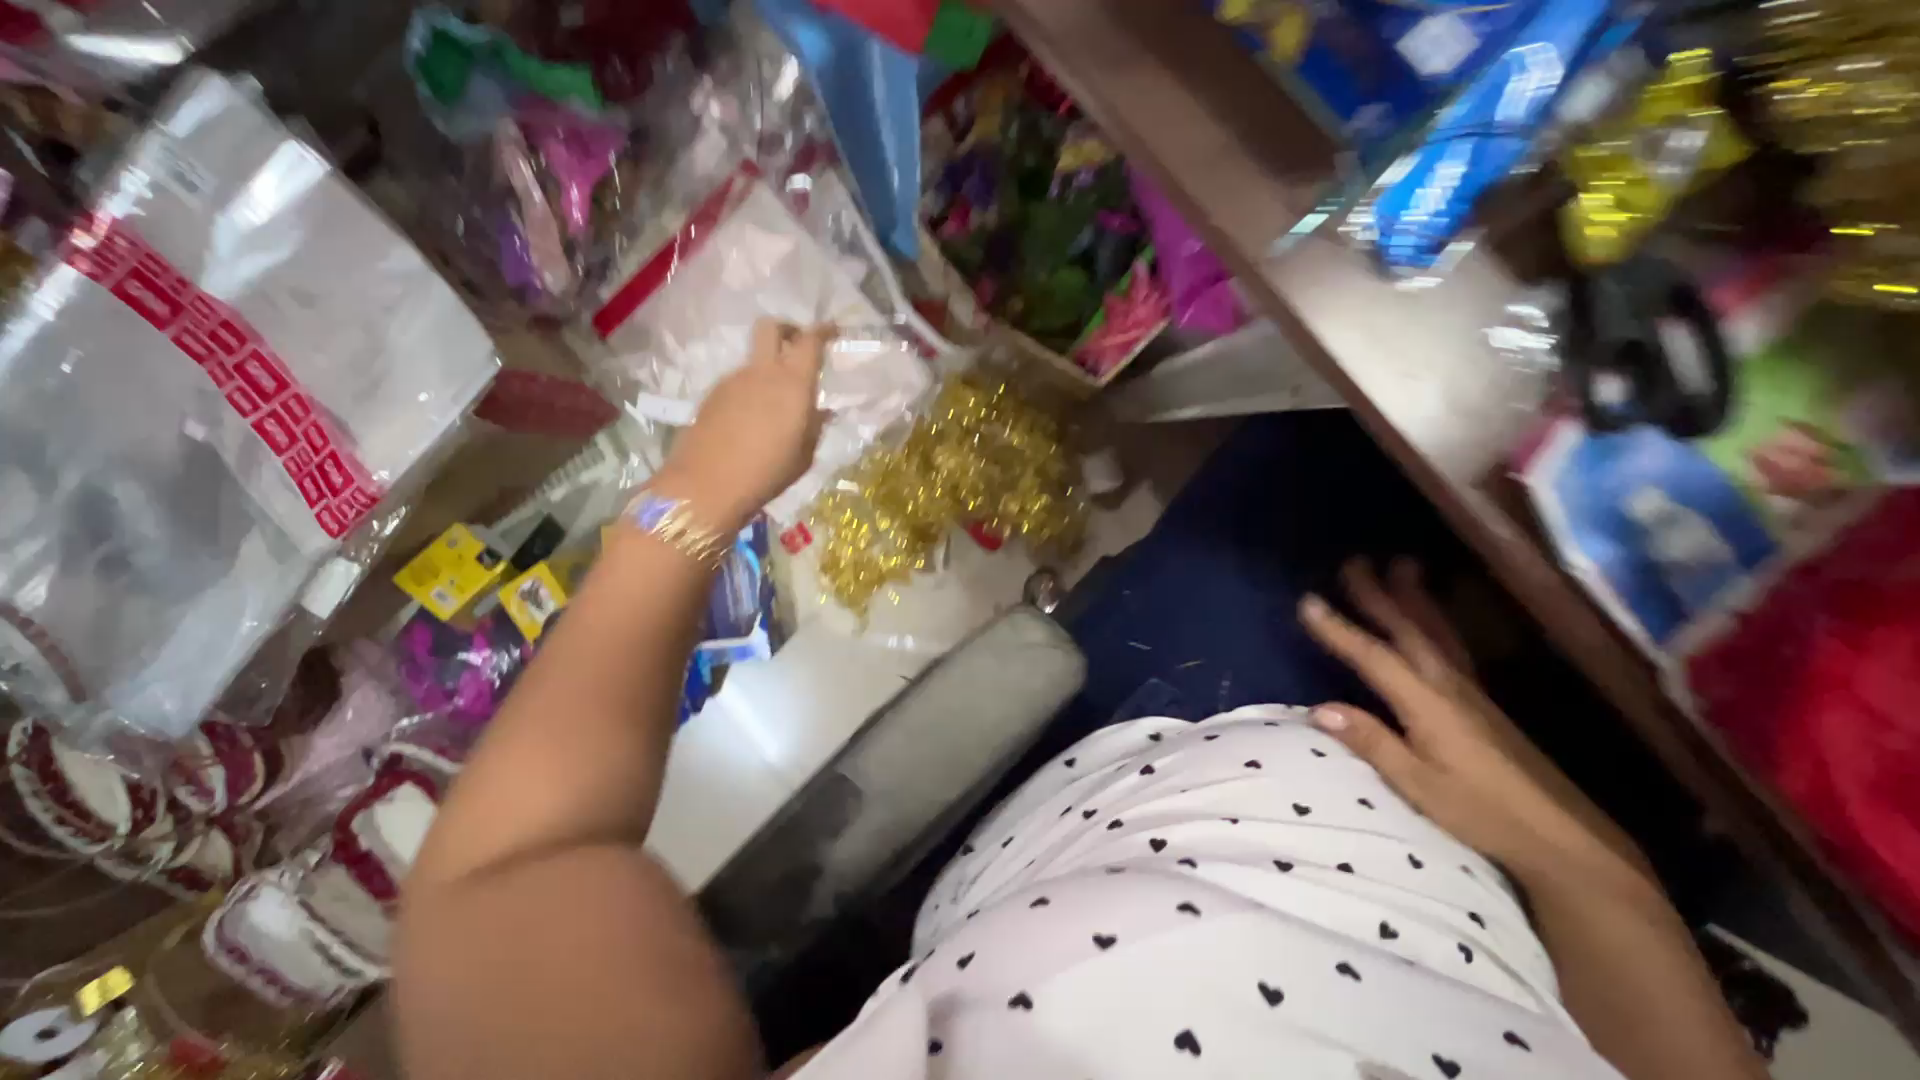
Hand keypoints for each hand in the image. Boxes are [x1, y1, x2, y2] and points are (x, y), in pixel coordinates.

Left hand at [649, 319, 828, 531]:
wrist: (707, 485)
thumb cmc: (767, 473)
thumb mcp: (804, 456)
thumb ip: (815, 427)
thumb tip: (821, 411)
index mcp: (792, 383)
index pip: (810, 341)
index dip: (823, 331)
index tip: (832, 331)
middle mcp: (762, 372)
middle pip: (771, 327)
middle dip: (787, 329)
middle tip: (797, 344)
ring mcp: (733, 380)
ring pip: (755, 360)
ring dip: (768, 370)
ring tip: (776, 405)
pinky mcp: (713, 395)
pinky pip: (739, 383)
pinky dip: (750, 391)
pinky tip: (752, 421)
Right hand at [1298, 558, 1654, 889]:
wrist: (1562, 835)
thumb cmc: (1483, 813)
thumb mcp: (1419, 785)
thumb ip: (1372, 742)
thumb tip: (1320, 708)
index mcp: (1428, 704)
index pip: (1375, 658)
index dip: (1340, 630)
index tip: (1308, 601)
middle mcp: (1449, 686)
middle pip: (1409, 630)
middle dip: (1379, 595)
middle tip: (1354, 562)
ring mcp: (1470, 692)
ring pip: (1436, 632)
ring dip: (1414, 598)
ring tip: (1402, 566)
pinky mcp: (1482, 703)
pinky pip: (1452, 645)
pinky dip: (1437, 621)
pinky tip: (1433, 620)